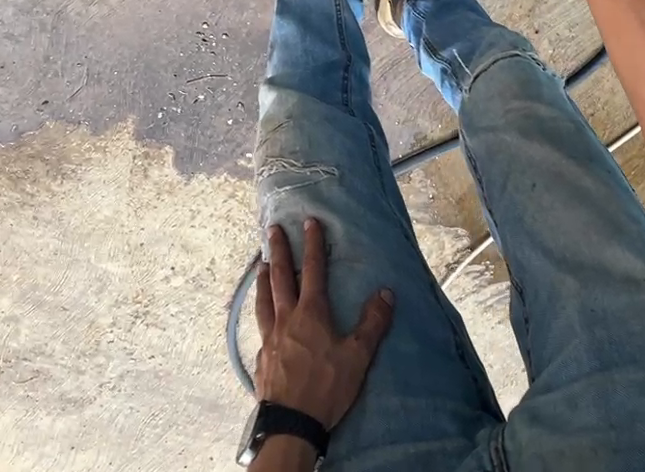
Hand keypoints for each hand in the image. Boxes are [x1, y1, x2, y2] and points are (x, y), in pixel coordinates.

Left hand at [254, 218, 394, 430]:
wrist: (290, 424)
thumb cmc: (326, 388)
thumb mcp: (358, 356)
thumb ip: (372, 323)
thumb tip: (386, 292)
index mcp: (311, 313)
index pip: (313, 270)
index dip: (312, 244)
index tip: (309, 222)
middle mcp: (286, 318)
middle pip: (280, 277)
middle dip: (278, 250)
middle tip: (273, 228)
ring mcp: (270, 337)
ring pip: (264, 298)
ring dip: (263, 277)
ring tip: (260, 264)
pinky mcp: (261, 357)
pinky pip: (258, 324)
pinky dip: (260, 310)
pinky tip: (261, 314)